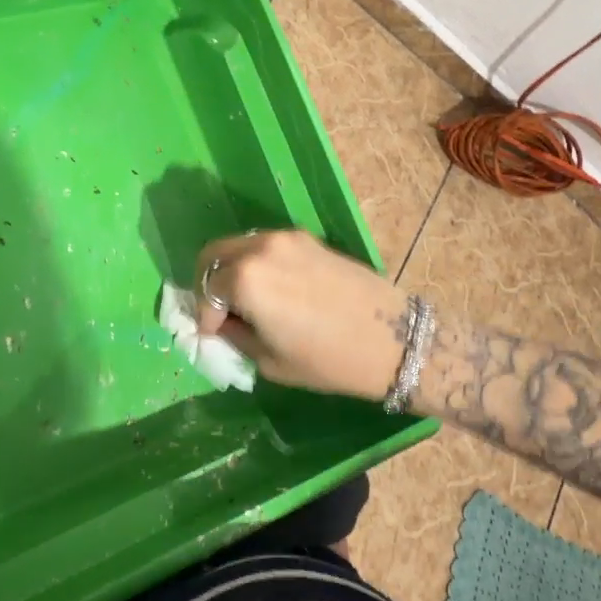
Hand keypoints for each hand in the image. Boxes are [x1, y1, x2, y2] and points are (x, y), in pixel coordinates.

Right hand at [193, 229, 408, 401]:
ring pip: (239, 245)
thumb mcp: (270, 361)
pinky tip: (274, 291)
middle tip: (219, 310)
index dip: (206, 316)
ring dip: (232, 269)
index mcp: (245, 279)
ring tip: (247, 301)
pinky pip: (266, 246)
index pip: (206, 290)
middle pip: (214, 254)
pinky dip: (256, 263)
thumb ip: (236, 336)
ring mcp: (285, 238)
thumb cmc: (328, 360)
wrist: (394, 339)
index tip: (214, 334)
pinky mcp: (307, 238)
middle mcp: (260, 249)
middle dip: (209, 281)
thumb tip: (222, 324)